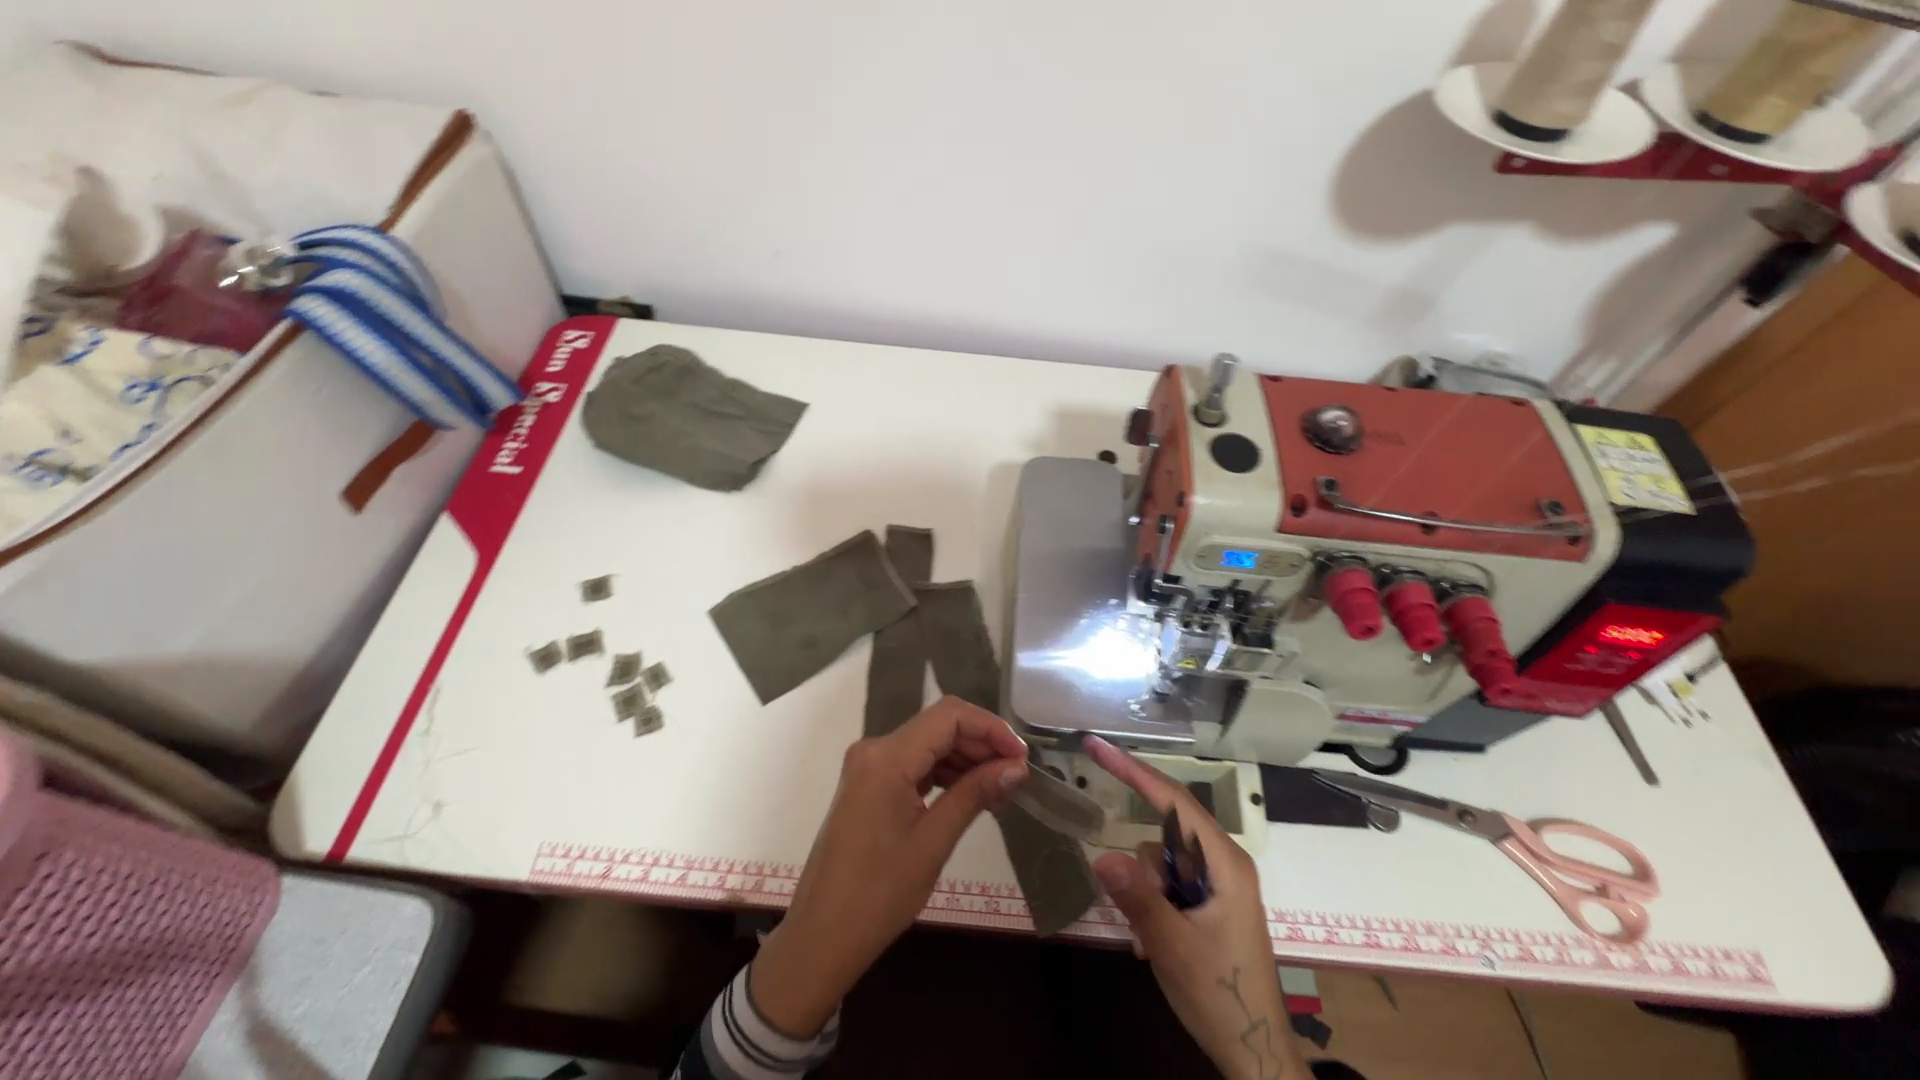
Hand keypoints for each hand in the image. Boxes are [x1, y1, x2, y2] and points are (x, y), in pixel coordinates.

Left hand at [750, 697, 1029, 1035]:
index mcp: (886, 757)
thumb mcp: (934, 842)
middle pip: (938, 726)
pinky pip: (913, 765)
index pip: (949, 715)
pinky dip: (944, 774)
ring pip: (927, 745)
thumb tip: (1016, 767)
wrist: (823, 935)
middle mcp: (873, 750)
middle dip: (982, 744)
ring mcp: (867, 768)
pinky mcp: (867, 787)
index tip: (1023, 758)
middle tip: (1018, 778)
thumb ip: (974, 794)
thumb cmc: (879, 893)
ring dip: (965, 760)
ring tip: (1000, 792)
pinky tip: (970, 796)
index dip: (991, 728)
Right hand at [1086, 736, 1306, 1079]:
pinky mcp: (1212, 903)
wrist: (1253, 1047)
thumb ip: (1138, 897)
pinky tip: (1151, 944)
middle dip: (1138, 859)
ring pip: (1163, 861)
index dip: (1134, 770)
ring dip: (1144, 891)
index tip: (1097, 747)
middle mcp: (1225, 863)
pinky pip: (1170, 884)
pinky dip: (1153, 904)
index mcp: (1225, 863)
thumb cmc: (1219, 993)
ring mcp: (1219, 884)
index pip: (1174, 801)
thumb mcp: (1172, 946)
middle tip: (1119, 881)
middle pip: (1166, 831)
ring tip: (1147, 941)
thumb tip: (1102, 854)